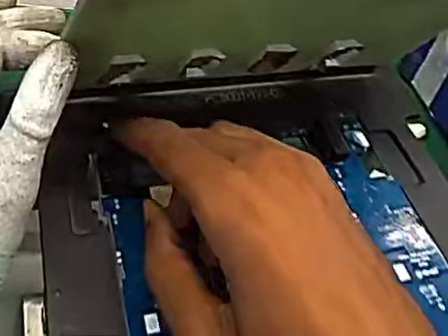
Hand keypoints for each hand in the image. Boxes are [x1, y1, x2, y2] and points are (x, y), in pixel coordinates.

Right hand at [114, 118, 432, 335]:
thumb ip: (166, 271)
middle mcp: (274, 171)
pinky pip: (267, 154)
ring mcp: (305, 172)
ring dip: (209, 168)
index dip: (139, 133)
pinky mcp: (324, 183)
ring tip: (212, 238)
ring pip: (234, 140)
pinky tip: (248, 228)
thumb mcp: (212, 333)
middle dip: (174, 163)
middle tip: (167, 219)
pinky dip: (242, 171)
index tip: (123, 132)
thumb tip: (153, 226)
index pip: (172, 143)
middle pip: (202, 137)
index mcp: (239, 203)